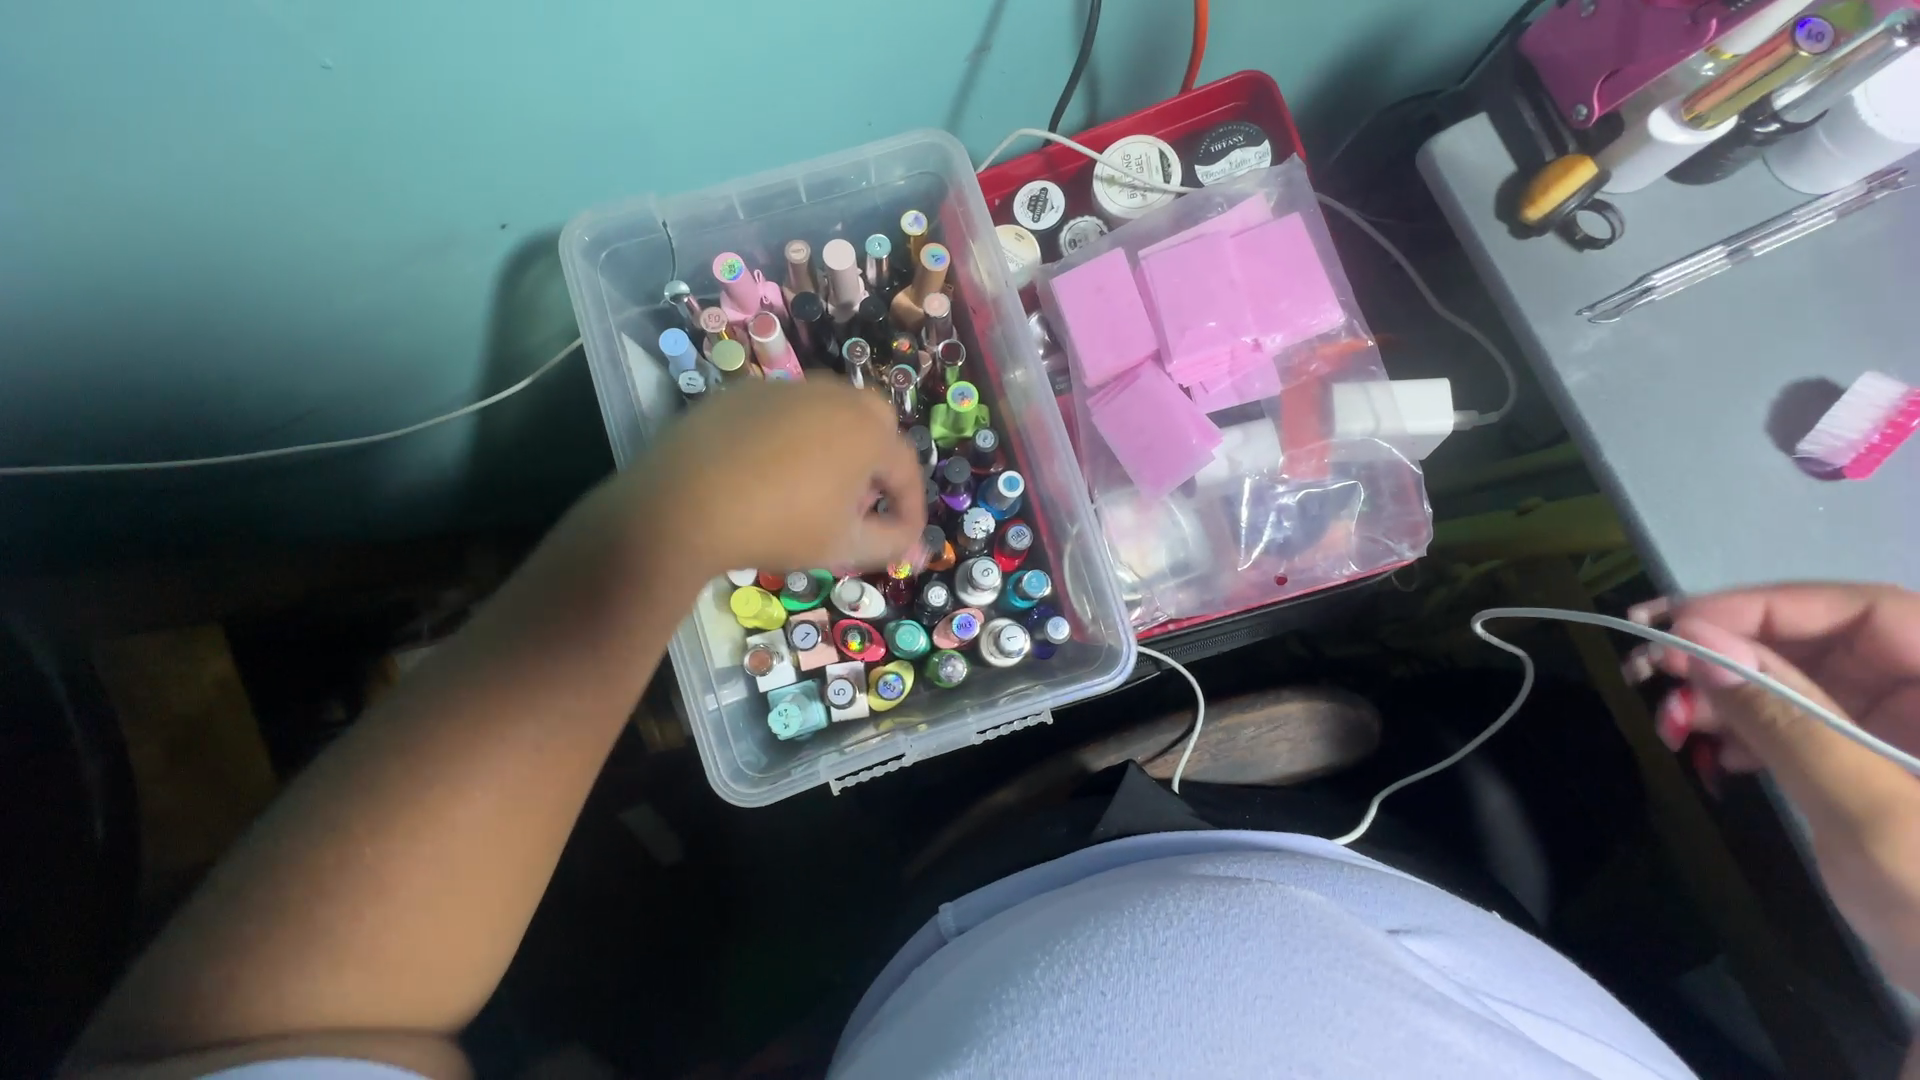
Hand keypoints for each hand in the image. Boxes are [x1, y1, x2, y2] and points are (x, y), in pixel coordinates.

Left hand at [611, 380, 926, 575]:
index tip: (903, 539)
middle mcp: (835, 396)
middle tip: (862, 503)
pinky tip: (770, 470)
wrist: (683, 505)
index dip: (909, 508)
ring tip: (818, 485)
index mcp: (867, 430)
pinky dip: (793, 436)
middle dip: (878, 465)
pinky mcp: (745, 392)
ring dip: (838, 445)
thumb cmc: (777, 526)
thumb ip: (891, 543)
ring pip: (830, 412)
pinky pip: (787, 412)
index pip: (907, 469)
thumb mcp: (843, 546)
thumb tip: (914, 544)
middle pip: (875, 426)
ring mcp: (787, 388)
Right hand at [1626, 584, 1919, 992]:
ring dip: (1725, 695)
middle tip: (1648, 671)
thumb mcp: (1869, 809)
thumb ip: (1784, 718)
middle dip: (1728, 655)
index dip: (1765, 607)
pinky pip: (1800, 722)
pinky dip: (1745, 730)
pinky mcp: (1882, 765)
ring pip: (1800, 681)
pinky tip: (1708, 752)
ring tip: (1671, 722)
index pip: (1866, 611)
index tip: (1675, 627)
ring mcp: (1912, 734)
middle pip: (1822, 642)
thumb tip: (1694, 642)